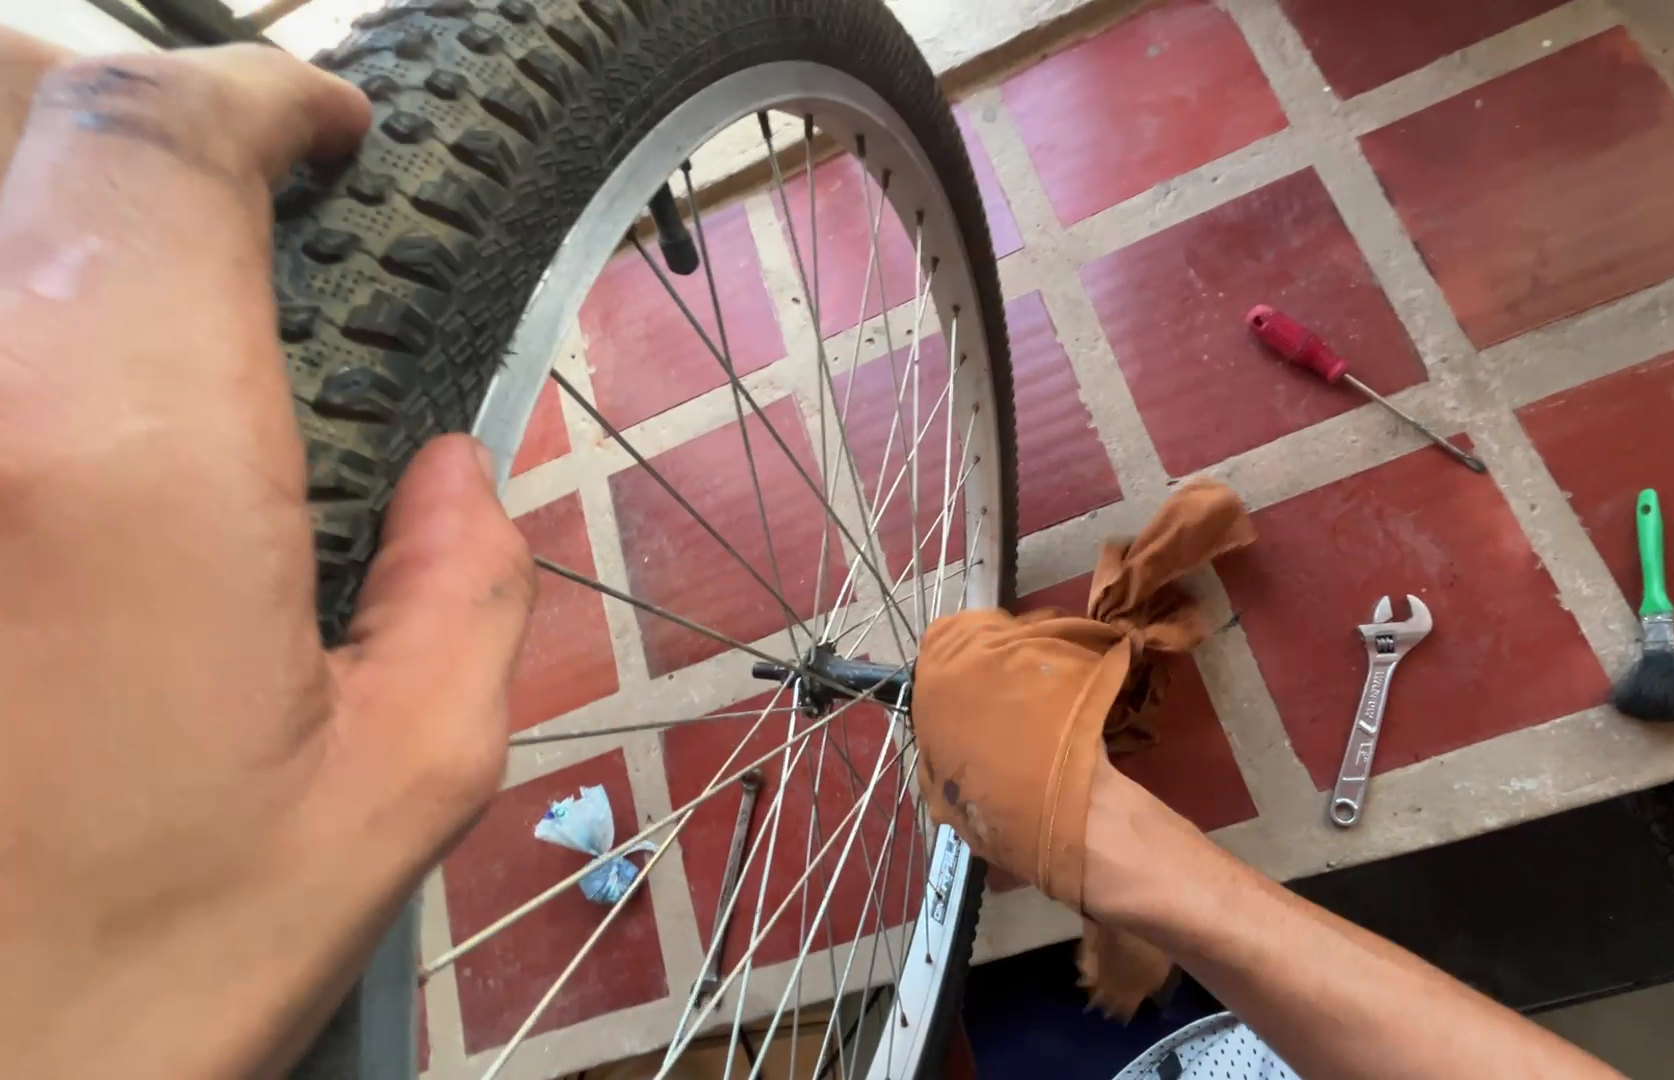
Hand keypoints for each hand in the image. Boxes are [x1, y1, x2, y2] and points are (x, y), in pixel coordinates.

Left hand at [0, 34, 533, 1077]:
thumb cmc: (149, 968)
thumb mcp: (404, 780)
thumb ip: (468, 596)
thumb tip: (457, 475)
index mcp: (109, 473)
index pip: (144, 157)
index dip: (253, 96)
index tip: (332, 120)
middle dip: (93, 101)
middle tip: (226, 193)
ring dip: (18, 188)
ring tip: (139, 277)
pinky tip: (64, 382)